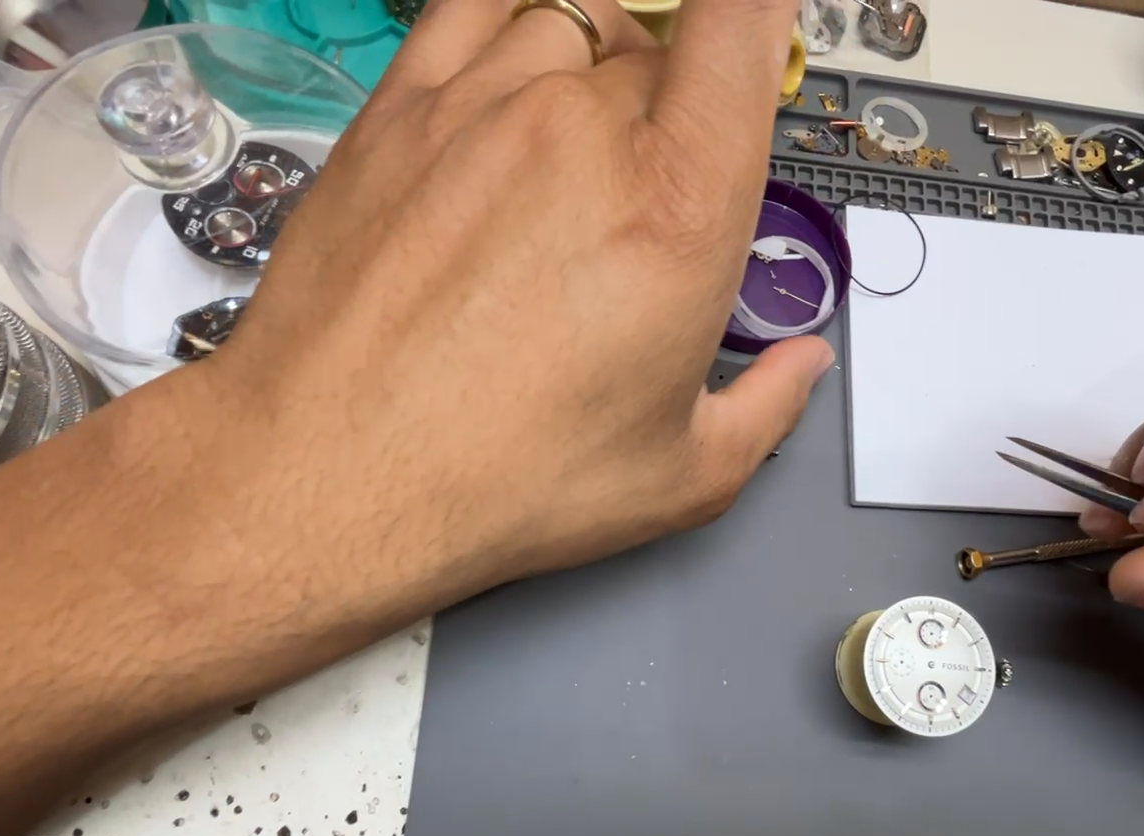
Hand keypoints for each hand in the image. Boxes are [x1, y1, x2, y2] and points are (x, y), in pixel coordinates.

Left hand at [183, 0, 830, 630]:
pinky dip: (515, 27)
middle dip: (676, 107)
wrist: (340, 479)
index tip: (760, 33)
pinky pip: (474, 9)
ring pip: (575, 21)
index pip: (744, 25)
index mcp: (677, 213)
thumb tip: (803, 368)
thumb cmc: (503, 481)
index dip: (760, 13)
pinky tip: (517, 95)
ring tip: (588, 159)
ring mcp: (479, 109)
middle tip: (653, 197)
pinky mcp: (398, 115)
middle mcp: (582, 134)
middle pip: (660, 47)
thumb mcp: (684, 476)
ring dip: (601, 69)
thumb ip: (769, 409)